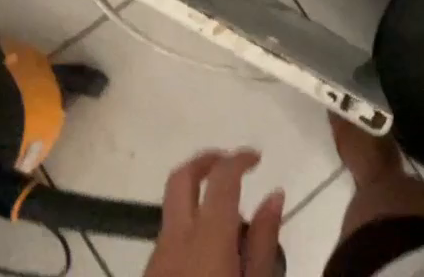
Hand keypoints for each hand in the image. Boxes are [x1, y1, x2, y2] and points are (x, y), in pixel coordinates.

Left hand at [143, 149, 284, 276]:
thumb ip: (264, 238)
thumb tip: (274, 195)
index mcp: (209, 237)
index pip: (222, 177)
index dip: (240, 158)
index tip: (258, 158)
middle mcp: (177, 238)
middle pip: (181, 178)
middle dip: (206, 160)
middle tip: (233, 162)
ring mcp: (157, 258)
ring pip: (173, 208)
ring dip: (199, 197)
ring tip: (233, 223)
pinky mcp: (149, 276)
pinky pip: (170, 236)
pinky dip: (191, 226)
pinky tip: (214, 254)